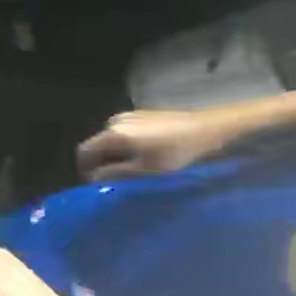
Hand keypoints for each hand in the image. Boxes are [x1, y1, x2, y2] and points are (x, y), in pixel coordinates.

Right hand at [76, 109, 234, 181]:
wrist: (211, 127)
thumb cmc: (178, 151)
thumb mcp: (147, 168)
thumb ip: (116, 173)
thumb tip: (93, 178)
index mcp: (112, 134)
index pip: (84, 151)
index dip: (85, 167)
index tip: (95, 181)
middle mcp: (114, 122)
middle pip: (98, 144)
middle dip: (103, 160)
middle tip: (118, 176)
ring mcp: (128, 115)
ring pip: (112, 138)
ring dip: (116, 152)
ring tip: (134, 165)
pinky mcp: (141, 113)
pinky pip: (124, 131)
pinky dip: (127, 143)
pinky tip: (146, 151)